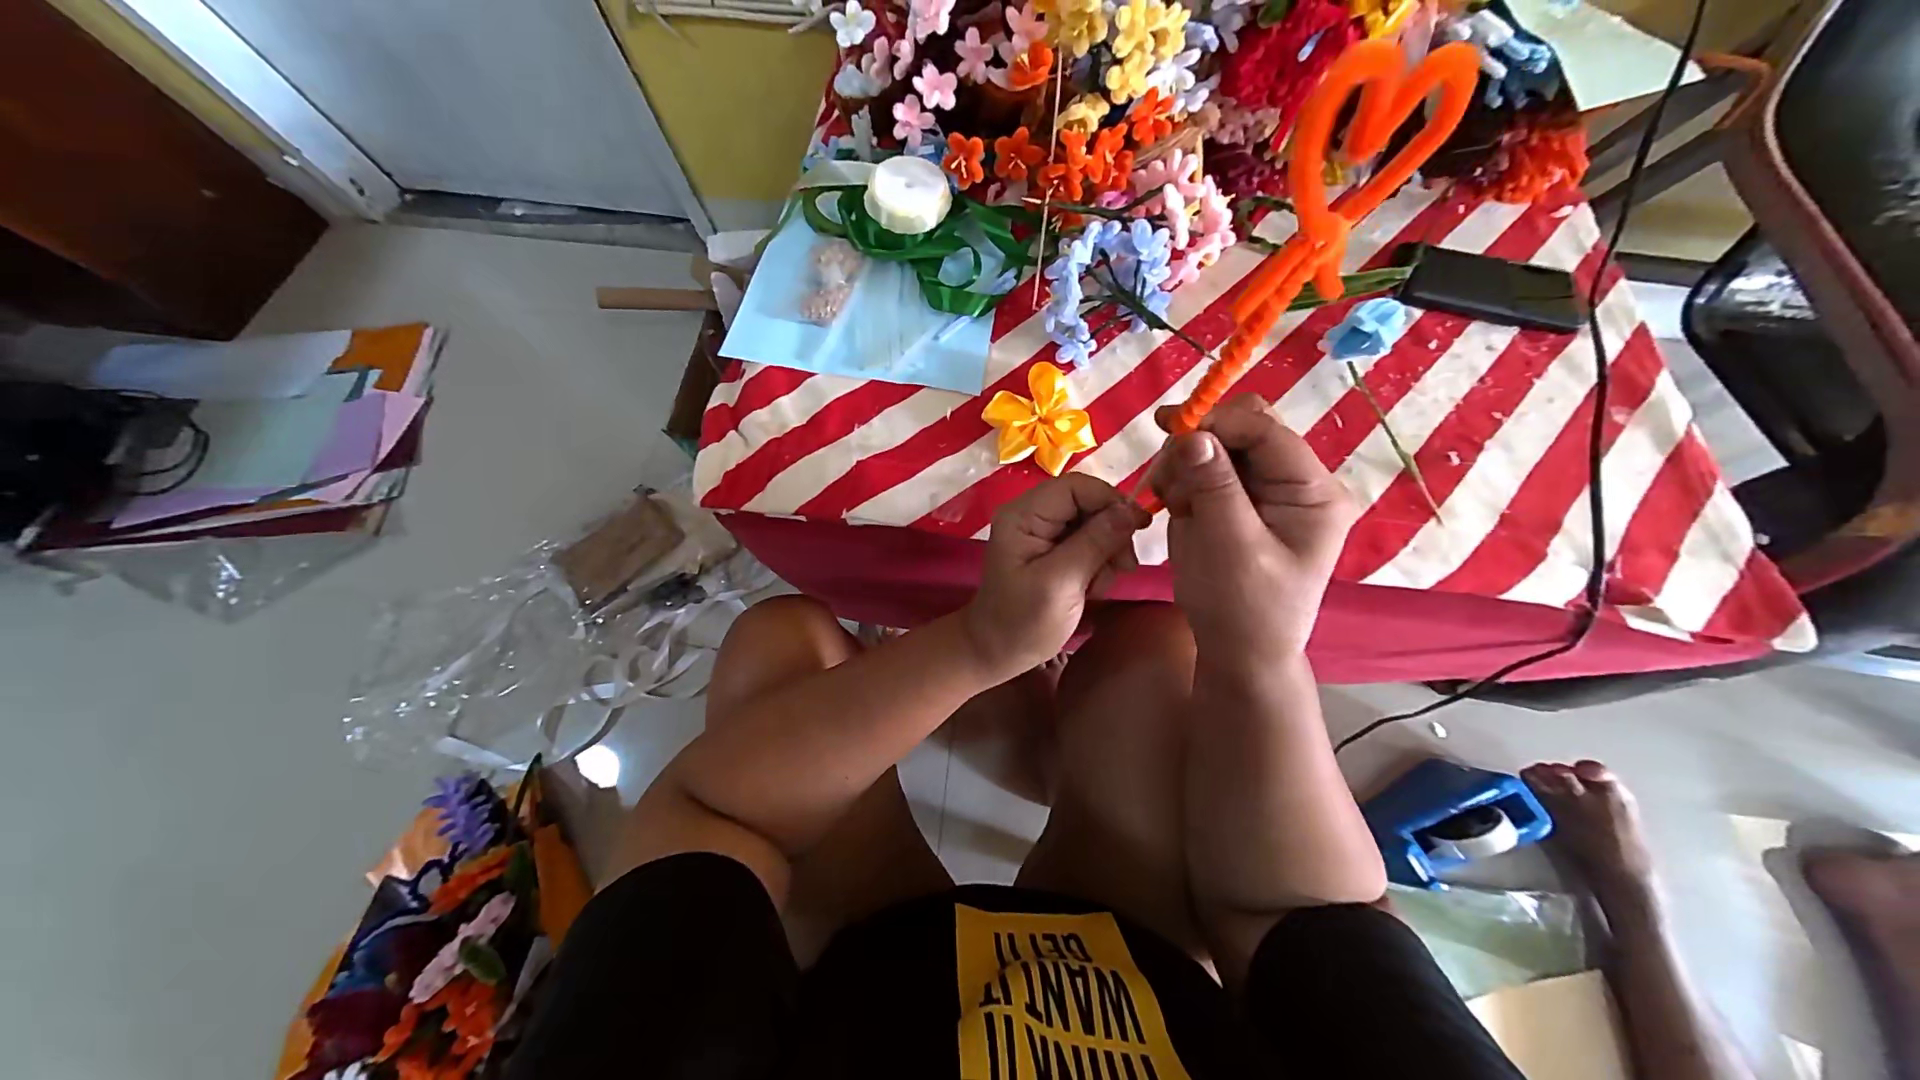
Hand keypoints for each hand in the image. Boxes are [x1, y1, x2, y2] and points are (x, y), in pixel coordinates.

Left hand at [965, 474, 1148, 680]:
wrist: (998, 653)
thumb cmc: (1022, 622)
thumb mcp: (1061, 583)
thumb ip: (1094, 543)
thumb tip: (1130, 511)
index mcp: (1023, 515)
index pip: (1076, 486)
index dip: (1110, 500)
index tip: (1138, 527)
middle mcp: (1032, 515)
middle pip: (1088, 503)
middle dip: (1111, 533)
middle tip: (1123, 567)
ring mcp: (1043, 533)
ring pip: (1094, 524)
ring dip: (1108, 552)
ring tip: (1099, 585)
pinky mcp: (1054, 551)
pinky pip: (1090, 543)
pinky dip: (1100, 563)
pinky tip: (1092, 588)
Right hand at [1150, 394, 1354, 664]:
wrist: (1238, 652)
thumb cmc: (1244, 608)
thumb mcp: (1231, 547)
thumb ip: (1215, 487)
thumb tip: (1191, 435)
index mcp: (1311, 491)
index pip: (1266, 432)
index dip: (1219, 422)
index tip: (1171, 429)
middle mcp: (1289, 483)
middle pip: (1242, 429)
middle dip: (1198, 442)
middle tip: (1163, 468)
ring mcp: (1258, 491)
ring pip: (1214, 446)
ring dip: (1183, 463)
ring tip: (1167, 498)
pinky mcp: (1230, 503)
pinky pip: (1199, 471)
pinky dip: (1178, 479)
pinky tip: (1171, 504)